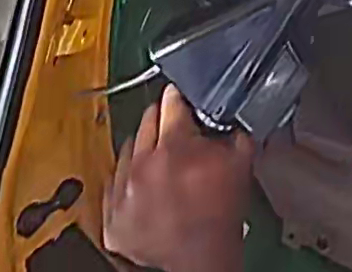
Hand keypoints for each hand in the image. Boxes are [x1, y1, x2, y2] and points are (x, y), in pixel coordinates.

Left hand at [103, 85, 254, 271]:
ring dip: (144, 147)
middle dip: (164, 120)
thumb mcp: (239, 158)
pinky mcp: (112, 218)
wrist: (203, 261)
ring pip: (128, 147)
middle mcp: (143, 166)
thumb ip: (233, 124)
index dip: (181, 96)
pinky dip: (128, 177)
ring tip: (162, 157)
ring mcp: (123, 194)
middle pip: (147, 118)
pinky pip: (113, 180)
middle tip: (178, 128)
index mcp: (174, 147)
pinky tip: (146, 180)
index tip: (184, 97)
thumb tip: (228, 104)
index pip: (170, 100)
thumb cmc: (221, 213)